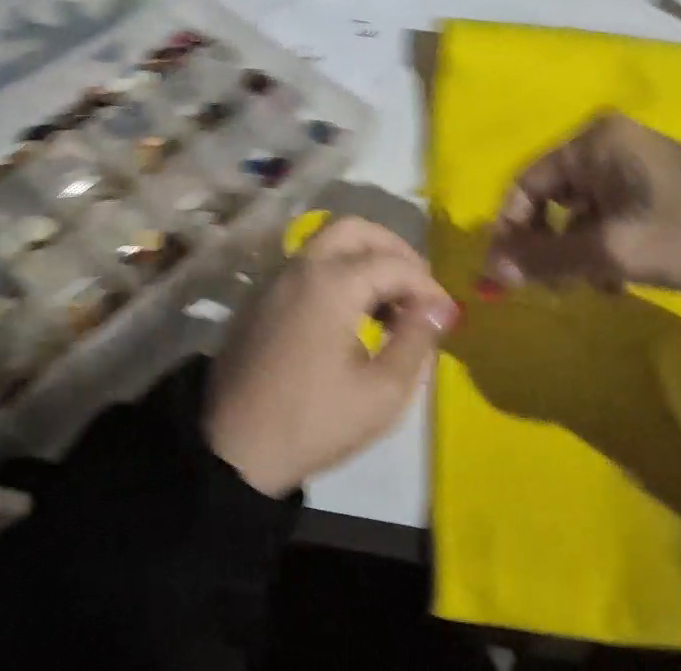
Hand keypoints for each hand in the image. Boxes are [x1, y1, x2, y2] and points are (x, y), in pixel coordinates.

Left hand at [205, 218, 458, 496]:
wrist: (232, 449)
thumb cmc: (314, 421)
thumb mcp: (382, 392)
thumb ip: (416, 340)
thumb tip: (438, 307)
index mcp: (331, 283)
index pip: (394, 263)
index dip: (429, 287)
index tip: (447, 318)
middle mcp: (299, 267)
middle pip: (354, 230)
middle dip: (394, 252)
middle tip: (417, 290)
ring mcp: (273, 281)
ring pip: (326, 246)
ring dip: (364, 262)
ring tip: (389, 308)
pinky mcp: (259, 301)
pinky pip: (305, 268)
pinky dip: (336, 275)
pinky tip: (351, 318)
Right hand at [485, 111, 680, 303]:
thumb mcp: (613, 250)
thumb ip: (545, 260)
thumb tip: (487, 276)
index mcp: (595, 142)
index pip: (525, 184)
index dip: (509, 231)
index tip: (502, 277)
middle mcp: (610, 148)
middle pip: (550, 200)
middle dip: (545, 246)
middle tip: (549, 288)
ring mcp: (635, 172)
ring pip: (578, 217)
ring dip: (575, 255)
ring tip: (595, 287)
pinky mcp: (656, 198)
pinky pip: (608, 224)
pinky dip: (602, 253)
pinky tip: (618, 282)